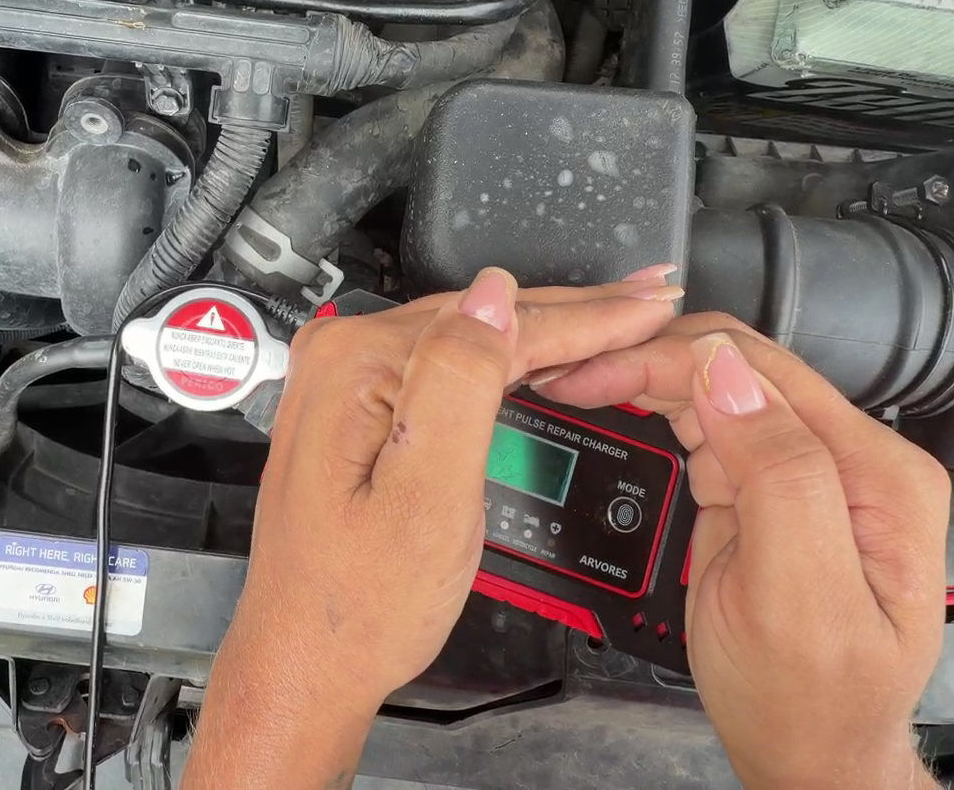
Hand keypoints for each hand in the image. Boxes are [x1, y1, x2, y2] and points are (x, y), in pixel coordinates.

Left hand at [183, 267, 682, 789]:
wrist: (306, 657)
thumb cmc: (359, 600)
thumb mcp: (427, 495)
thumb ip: (461, 382)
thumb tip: (494, 296)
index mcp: (356, 364)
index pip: (492, 325)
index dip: (583, 319)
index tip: (647, 307)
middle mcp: (340, 358)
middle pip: (477, 322)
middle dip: (569, 314)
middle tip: (644, 298)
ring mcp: (342, 381)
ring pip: (463, 341)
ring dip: (539, 332)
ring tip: (607, 317)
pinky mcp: (352, 406)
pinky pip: (440, 367)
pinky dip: (497, 361)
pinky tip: (534, 355)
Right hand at [533, 314, 948, 789]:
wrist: (806, 747)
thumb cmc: (810, 694)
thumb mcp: (800, 599)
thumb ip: (777, 474)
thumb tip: (722, 370)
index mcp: (870, 469)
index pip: (752, 370)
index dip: (658, 360)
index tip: (583, 375)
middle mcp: (840, 451)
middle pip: (727, 361)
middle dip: (640, 354)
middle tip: (566, 372)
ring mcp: (795, 459)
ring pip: (705, 377)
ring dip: (636, 370)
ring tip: (575, 379)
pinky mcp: (754, 473)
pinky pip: (695, 412)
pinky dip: (647, 396)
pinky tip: (610, 396)